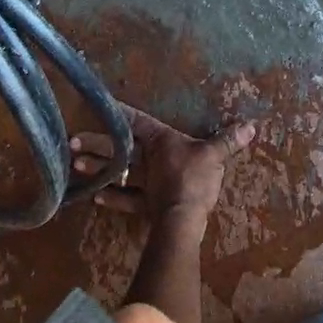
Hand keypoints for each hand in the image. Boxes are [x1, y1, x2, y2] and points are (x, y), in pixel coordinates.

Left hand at [72, 104, 255, 225]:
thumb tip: (251, 125)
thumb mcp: (214, 155)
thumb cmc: (195, 179)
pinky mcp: (143, 205)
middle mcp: (147, 159)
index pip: (138, 122)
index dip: (123, 113)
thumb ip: (229, 140)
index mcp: (161, 141)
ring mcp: (142, 183)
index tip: (104, 103)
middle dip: (96, 142)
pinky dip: (111, 197)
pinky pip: (124, 199)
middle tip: (71, 140)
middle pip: (118, 148)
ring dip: (96, 168)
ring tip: (75, 165)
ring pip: (115, 172)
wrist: (183, 218)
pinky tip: (95, 196)